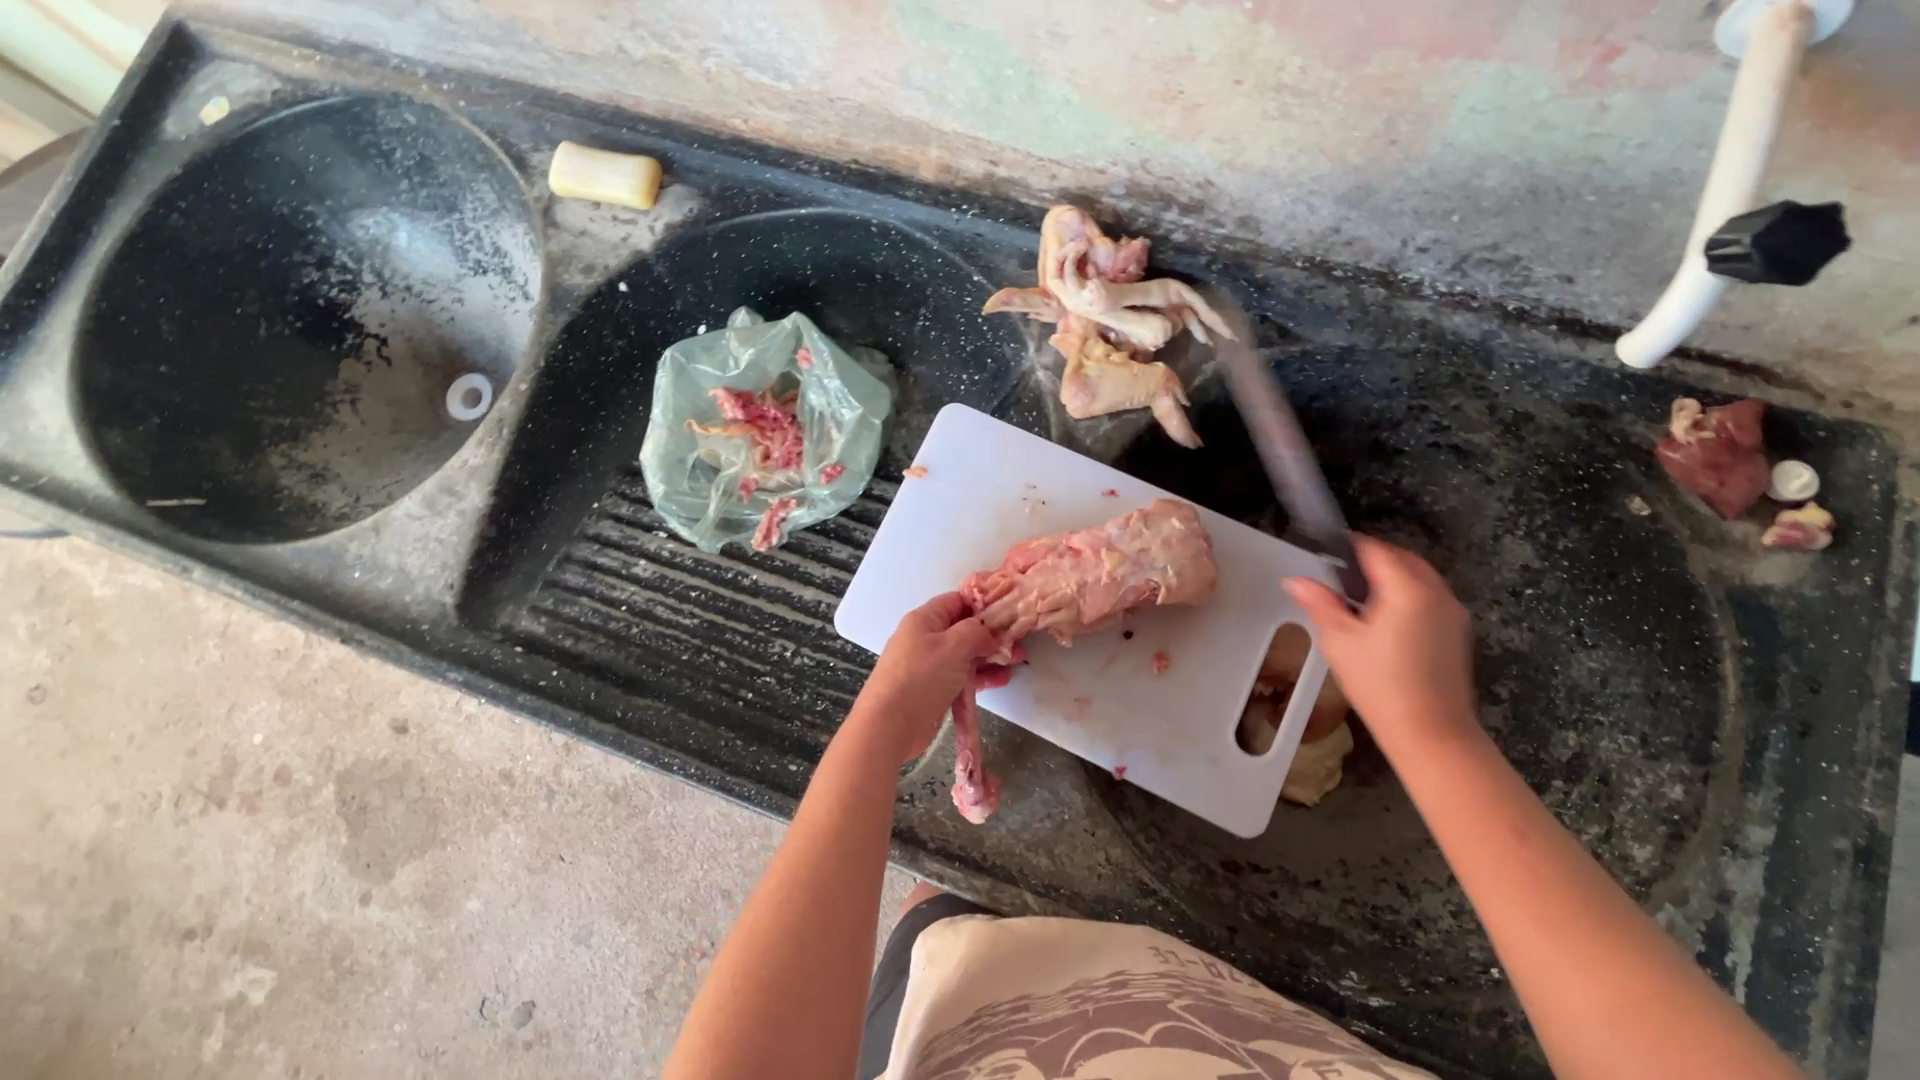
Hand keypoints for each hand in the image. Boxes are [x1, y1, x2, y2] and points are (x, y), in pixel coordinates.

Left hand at [849, 593, 1005, 762]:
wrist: (890, 725)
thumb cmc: (921, 677)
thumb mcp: (953, 645)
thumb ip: (976, 631)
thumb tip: (989, 633)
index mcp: (924, 620)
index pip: (956, 601)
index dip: (983, 604)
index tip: (1009, 611)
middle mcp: (925, 639)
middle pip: (963, 629)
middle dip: (991, 634)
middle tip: (1018, 640)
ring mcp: (929, 666)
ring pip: (965, 655)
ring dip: (990, 657)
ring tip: (1016, 660)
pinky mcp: (933, 690)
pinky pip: (961, 678)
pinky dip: (981, 677)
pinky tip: (1002, 679)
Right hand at [1284, 535, 1478, 751]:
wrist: (1431, 731)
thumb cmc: (1379, 684)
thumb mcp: (1338, 641)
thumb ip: (1319, 603)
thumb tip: (1295, 580)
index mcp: (1406, 589)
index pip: (1377, 550)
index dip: (1351, 544)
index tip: (1328, 549)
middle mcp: (1436, 592)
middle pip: (1404, 558)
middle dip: (1375, 558)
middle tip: (1342, 571)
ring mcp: (1453, 612)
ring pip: (1422, 577)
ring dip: (1395, 575)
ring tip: (1363, 594)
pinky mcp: (1459, 632)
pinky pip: (1432, 597)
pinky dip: (1410, 594)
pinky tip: (1387, 619)